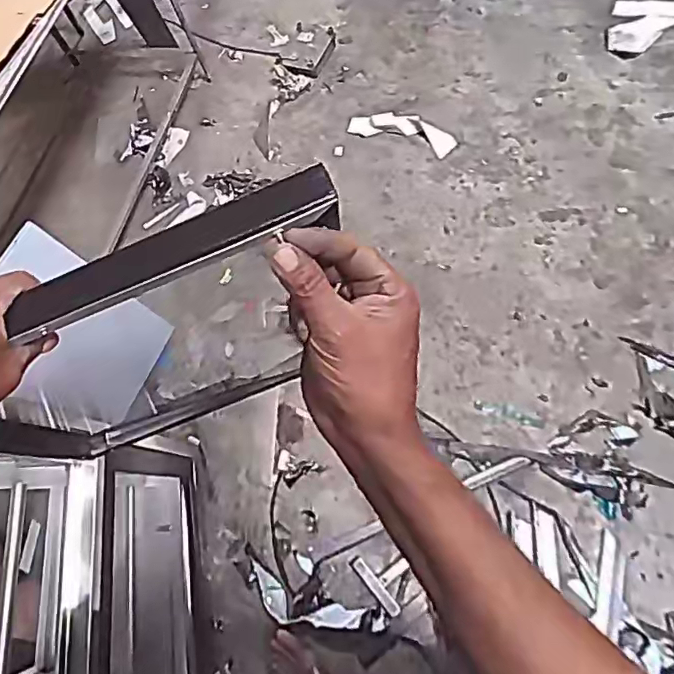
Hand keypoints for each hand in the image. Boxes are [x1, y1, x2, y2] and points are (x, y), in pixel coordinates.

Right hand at [265, 229, 421, 453]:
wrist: (364, 434)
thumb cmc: (371, 390)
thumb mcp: (336, 327)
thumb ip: (307, 285)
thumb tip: (286, 253)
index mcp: (389, 291)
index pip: (349, 250)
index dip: (317, 241)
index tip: (288, 239)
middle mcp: (373, 301)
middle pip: (330, 266)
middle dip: (307, 274)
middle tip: (285, 272)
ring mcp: (352, 318)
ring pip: (316, 287)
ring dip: (303, 300)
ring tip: (306, 321)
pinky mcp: (332, 333)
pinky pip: (309, 309)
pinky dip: (301, 317)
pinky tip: (305, 333)